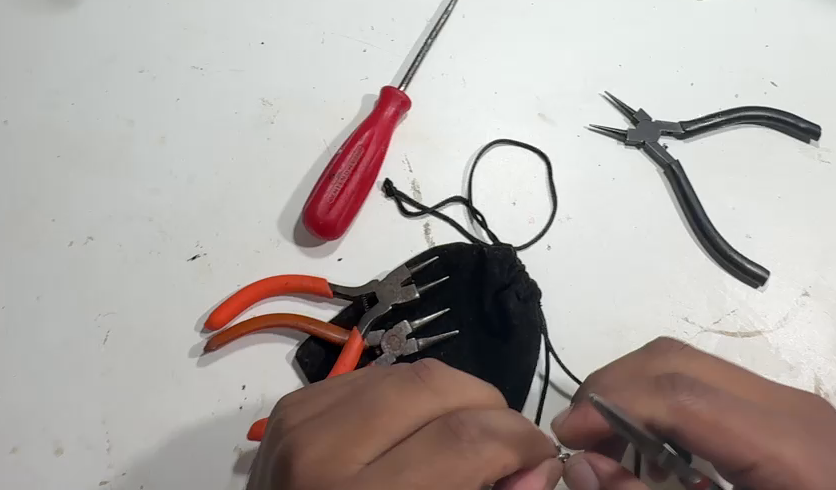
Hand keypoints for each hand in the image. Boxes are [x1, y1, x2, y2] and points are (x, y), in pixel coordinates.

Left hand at [249, 361, 561, 489]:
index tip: (543, 454)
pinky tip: (416, 429)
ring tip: (467, 434)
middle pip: (434, 386)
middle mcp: (324, 451)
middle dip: (488, 406)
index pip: (462, 439)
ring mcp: (302, 420)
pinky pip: (372, 376)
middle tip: (509, 442)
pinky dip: (407, 397)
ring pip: (406, 372)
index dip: (519, 439)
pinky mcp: (293, 405)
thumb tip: (539, 463)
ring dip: (450, 397)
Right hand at [551, 338, 835, 489]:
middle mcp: (793, 407)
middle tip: (576, 435)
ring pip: (684, 363)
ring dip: (632, 391)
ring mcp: (791, 404)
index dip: (612, 405)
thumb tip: (581, 465)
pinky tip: (647, 443)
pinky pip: (704, 384)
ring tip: (605, 442)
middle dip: (612, 389)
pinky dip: (660, 403)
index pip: (680, 395)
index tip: (566, 437)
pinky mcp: (783, 413)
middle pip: (675, 362)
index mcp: (792, 448)